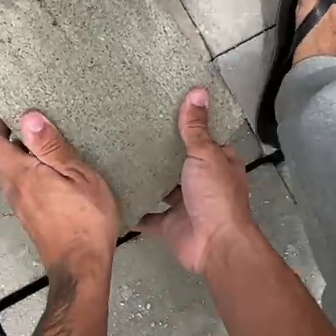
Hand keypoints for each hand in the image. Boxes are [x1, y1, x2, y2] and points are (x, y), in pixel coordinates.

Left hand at [0, 111, 120, 274]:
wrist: (81, 267)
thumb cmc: (86, 219)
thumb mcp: (78, 175)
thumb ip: (52, 147)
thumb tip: (28, 117)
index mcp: (22, 175)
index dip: (0, 128)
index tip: (18, 119)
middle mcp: (14, 191)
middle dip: (12, 144)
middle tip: (39, 136)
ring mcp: (21, 209)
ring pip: (10, 178)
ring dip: (22, 164)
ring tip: (51, 157)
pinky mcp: (31, 222)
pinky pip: (22, 193)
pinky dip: (31, 181)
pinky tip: (57, 183)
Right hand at [138, 88, 258, 273]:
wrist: (214, 244)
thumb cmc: (215, 195)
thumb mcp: (205, 154)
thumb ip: (196, 127)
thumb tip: (199, 90)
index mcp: (220, 164)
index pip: (205, 140)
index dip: (191, 128)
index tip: (166, 113)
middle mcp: (204, 183)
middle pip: (181, 165)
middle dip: (164, 154)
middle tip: (134, 133)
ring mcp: (185, 205)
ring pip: (163, 190)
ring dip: (148, 180)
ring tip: (121, 159)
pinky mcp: (168, 225)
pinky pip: (148, 216)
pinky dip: (135, 210)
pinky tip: (115, 195)